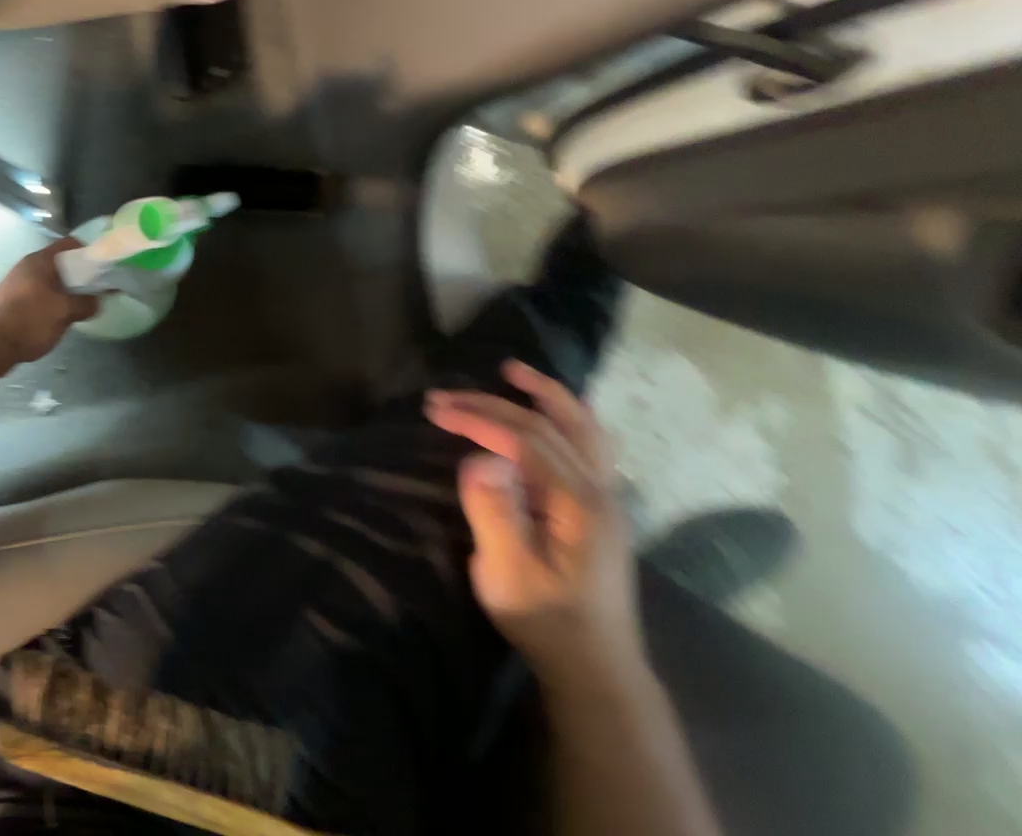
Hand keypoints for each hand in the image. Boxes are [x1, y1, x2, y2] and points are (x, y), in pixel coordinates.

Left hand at [0, 239, 99, 370]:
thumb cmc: (29, 321)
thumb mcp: (64, 312)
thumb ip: (85, 303)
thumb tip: (97, 301)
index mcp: (39, 261)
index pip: (69, 244)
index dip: (88, 252)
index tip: (101, 268)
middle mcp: (26, 266)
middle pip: (59, 263)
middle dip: (79, 275)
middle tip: (94, 291)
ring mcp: (16, 283)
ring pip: (49, 280)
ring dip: (65, 290)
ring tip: (79, 307)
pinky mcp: (11, 300)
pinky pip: (38, 294)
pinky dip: (51, 300)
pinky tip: (57, 318)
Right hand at [424, 361, 642, 682]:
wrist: (595, 667)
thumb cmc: (545, 622)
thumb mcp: (509, 574)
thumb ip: (496, 513)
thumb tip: (479, 458)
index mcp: (579, 503)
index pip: (525, 439)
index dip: (479, 418)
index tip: (434, 410)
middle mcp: (600, 491)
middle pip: (552, 425)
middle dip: (496, 403)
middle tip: (445, 396)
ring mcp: (605, 500)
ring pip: (583, 429)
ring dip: (547, 396)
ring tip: (514, 373)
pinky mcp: (598, 511)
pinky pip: (586, 445)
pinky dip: (561, 418)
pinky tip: (543, 419)